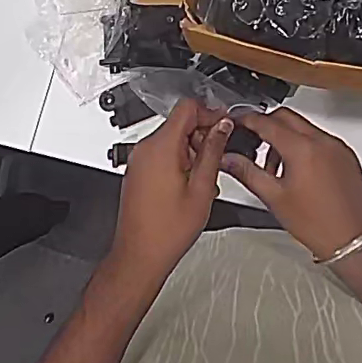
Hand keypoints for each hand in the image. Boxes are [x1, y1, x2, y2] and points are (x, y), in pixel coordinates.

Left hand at [108, 99, 233, 280]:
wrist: (140, 254)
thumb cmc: (166, 230)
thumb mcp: (201, 188)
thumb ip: (213, 151)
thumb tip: (222, 127)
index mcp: (161, 147)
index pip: (186, 108)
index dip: (210, 113)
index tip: (224, 125)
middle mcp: (145, 149)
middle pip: (179, 122)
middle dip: (202, 134)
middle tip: (219, 154)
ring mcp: (139, 159)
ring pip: (171, 138)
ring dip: (192, 149)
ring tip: (205, 176)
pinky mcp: (138, 170)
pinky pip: (161, 153)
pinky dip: (179, 159)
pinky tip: (190, 183)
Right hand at [221, 108, 361, 260]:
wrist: (352, 241)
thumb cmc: (318, 224)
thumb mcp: (274, 197)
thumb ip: (247, 172)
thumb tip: (228, 159)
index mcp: (303, 149)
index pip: (267, 122)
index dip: (247, 119)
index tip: (237, 122)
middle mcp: (322, 142)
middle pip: (285, 117)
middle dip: (266, 125)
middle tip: (252, 140)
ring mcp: (336, 147)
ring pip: (303, 126)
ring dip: (284, 136)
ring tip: (275, 166)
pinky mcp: (346, 155)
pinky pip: (319, 138)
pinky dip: (303, 145)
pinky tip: (296, 169)